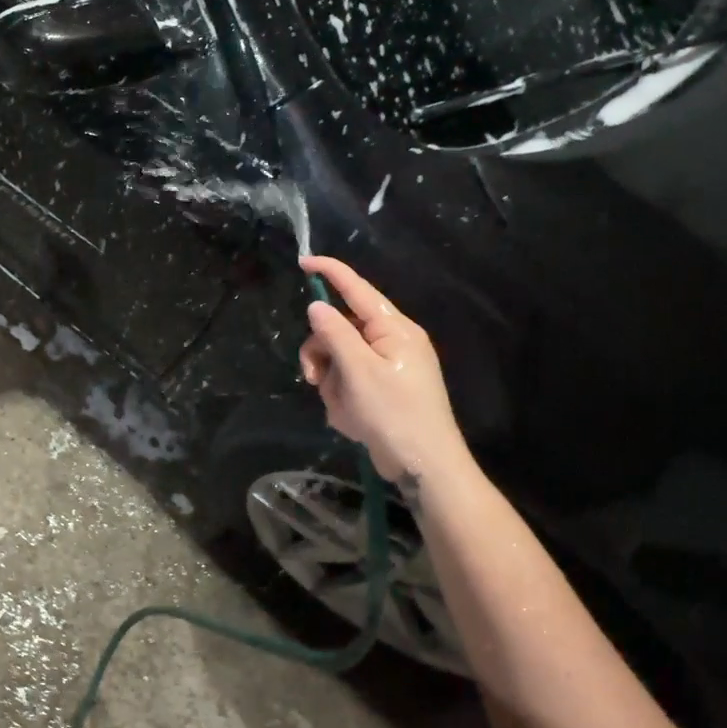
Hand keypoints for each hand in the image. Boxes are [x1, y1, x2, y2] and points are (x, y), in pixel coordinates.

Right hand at [298, 255, 474, 484]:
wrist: (423, 465)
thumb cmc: (394, 413)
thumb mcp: (357, 370)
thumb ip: (334, 333)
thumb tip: (317, 305)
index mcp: (394, 330)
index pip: (357, 289)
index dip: (330, 273)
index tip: (302, 262)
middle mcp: (393, 341)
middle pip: (339, 327)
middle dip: (321, 351)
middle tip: (314, 377)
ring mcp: (388, 365)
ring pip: (338, 355)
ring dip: (330, 378)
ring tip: (338, 405)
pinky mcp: (383, 387)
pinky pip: (348, 378)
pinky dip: (341, 395)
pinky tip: (349, 417)